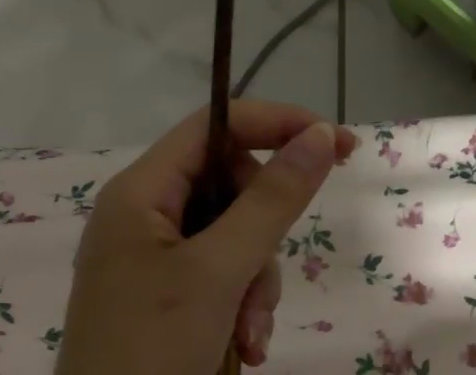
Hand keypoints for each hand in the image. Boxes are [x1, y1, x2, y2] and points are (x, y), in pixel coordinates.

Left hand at [55, 101, 358, 373]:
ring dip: (257, 279)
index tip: (336, 143)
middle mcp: (143, 214)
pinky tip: (243, 345)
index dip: (278, 123)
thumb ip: (273, 199)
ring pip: (235, 233)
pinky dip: (243, 304)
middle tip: (269, 272)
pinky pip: (223, 272)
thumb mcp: (219, 273)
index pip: (219, 124)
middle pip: (231, 183)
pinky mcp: (164, 296)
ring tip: (250, 331)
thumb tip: (322, 133)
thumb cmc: (150, 353)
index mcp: (140, 192)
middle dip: (264, 231)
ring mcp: (152, 258)